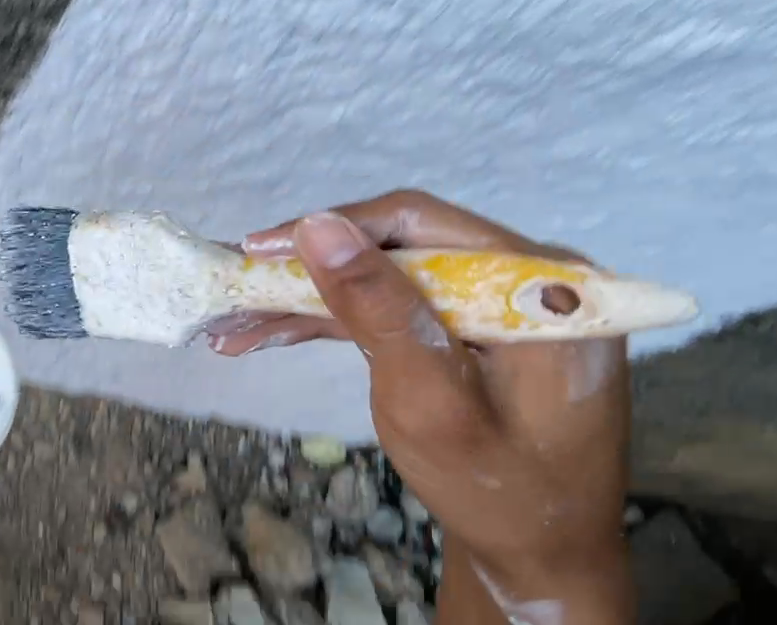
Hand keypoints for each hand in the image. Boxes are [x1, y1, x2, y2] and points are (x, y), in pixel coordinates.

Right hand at [213, 191, 633, 624]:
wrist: (537, 555)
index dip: (331, 227)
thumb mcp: (430, 400)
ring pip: (376, 273)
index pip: (415, 221)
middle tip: (240, 284)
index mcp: (537, 282)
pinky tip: (271, 330)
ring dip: (306, 295)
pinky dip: (328, 317)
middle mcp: (516, 278)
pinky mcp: (459, 325)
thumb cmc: (494, 487)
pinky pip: (384, 304)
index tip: (259, 250)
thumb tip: (317, 224)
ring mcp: (488, 303)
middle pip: (389, 244)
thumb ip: (379, 310)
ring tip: (238, 319)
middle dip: (308, 267)